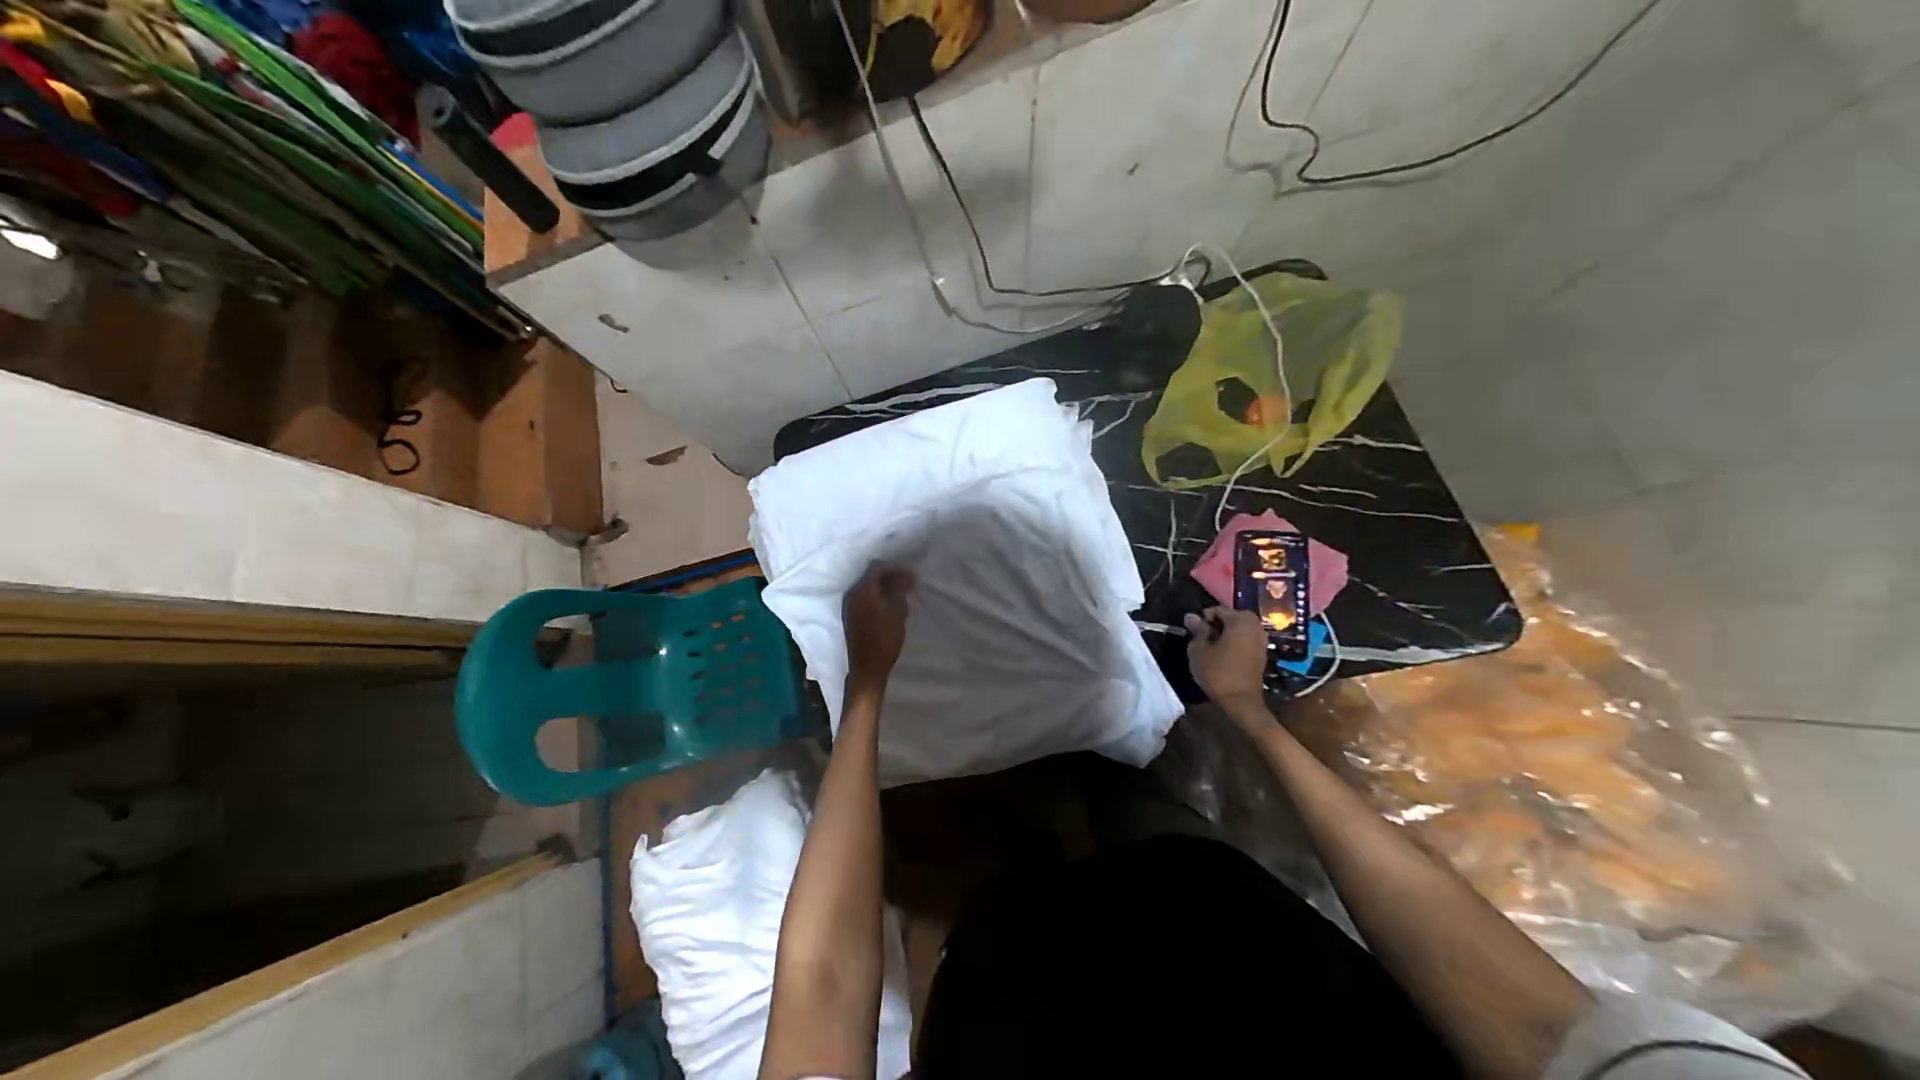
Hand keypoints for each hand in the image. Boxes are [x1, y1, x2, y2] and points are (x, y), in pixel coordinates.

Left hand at [844, 563, 914, 696]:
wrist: (868, 668)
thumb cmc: (884, 640)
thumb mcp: (897, 612)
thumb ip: (899, 589)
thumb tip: (905, 574)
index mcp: (863, 591)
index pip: (879, 568)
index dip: (898, 569)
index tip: (914, 575)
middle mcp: (853, 594)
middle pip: (874, 576)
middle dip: (893, 577)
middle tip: (911, 585)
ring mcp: (851, 605)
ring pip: (871, 587)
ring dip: (888, 588)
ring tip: (905, 596)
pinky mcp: (853, 616)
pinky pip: (868, 598)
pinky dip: (882, 597)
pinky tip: (894, 606)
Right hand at [1184, 606, 1267, 707]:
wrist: (1241, 702)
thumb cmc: (1217, 672)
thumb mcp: (1199, 649)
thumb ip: (1197, 630)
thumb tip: (1191, 616)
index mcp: (1241, 620)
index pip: (1217, 609)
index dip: (1202, 618)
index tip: (1192, 631)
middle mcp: (1255, 625)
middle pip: (1230, 618)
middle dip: (1214, 625)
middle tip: (1200, 639)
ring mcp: (1261, 640)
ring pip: (1238, 629)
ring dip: (1224, 634)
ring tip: (1210, 647)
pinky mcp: (1262, 653)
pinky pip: (1244, 640)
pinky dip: (1233, 643)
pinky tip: (1222, 655)